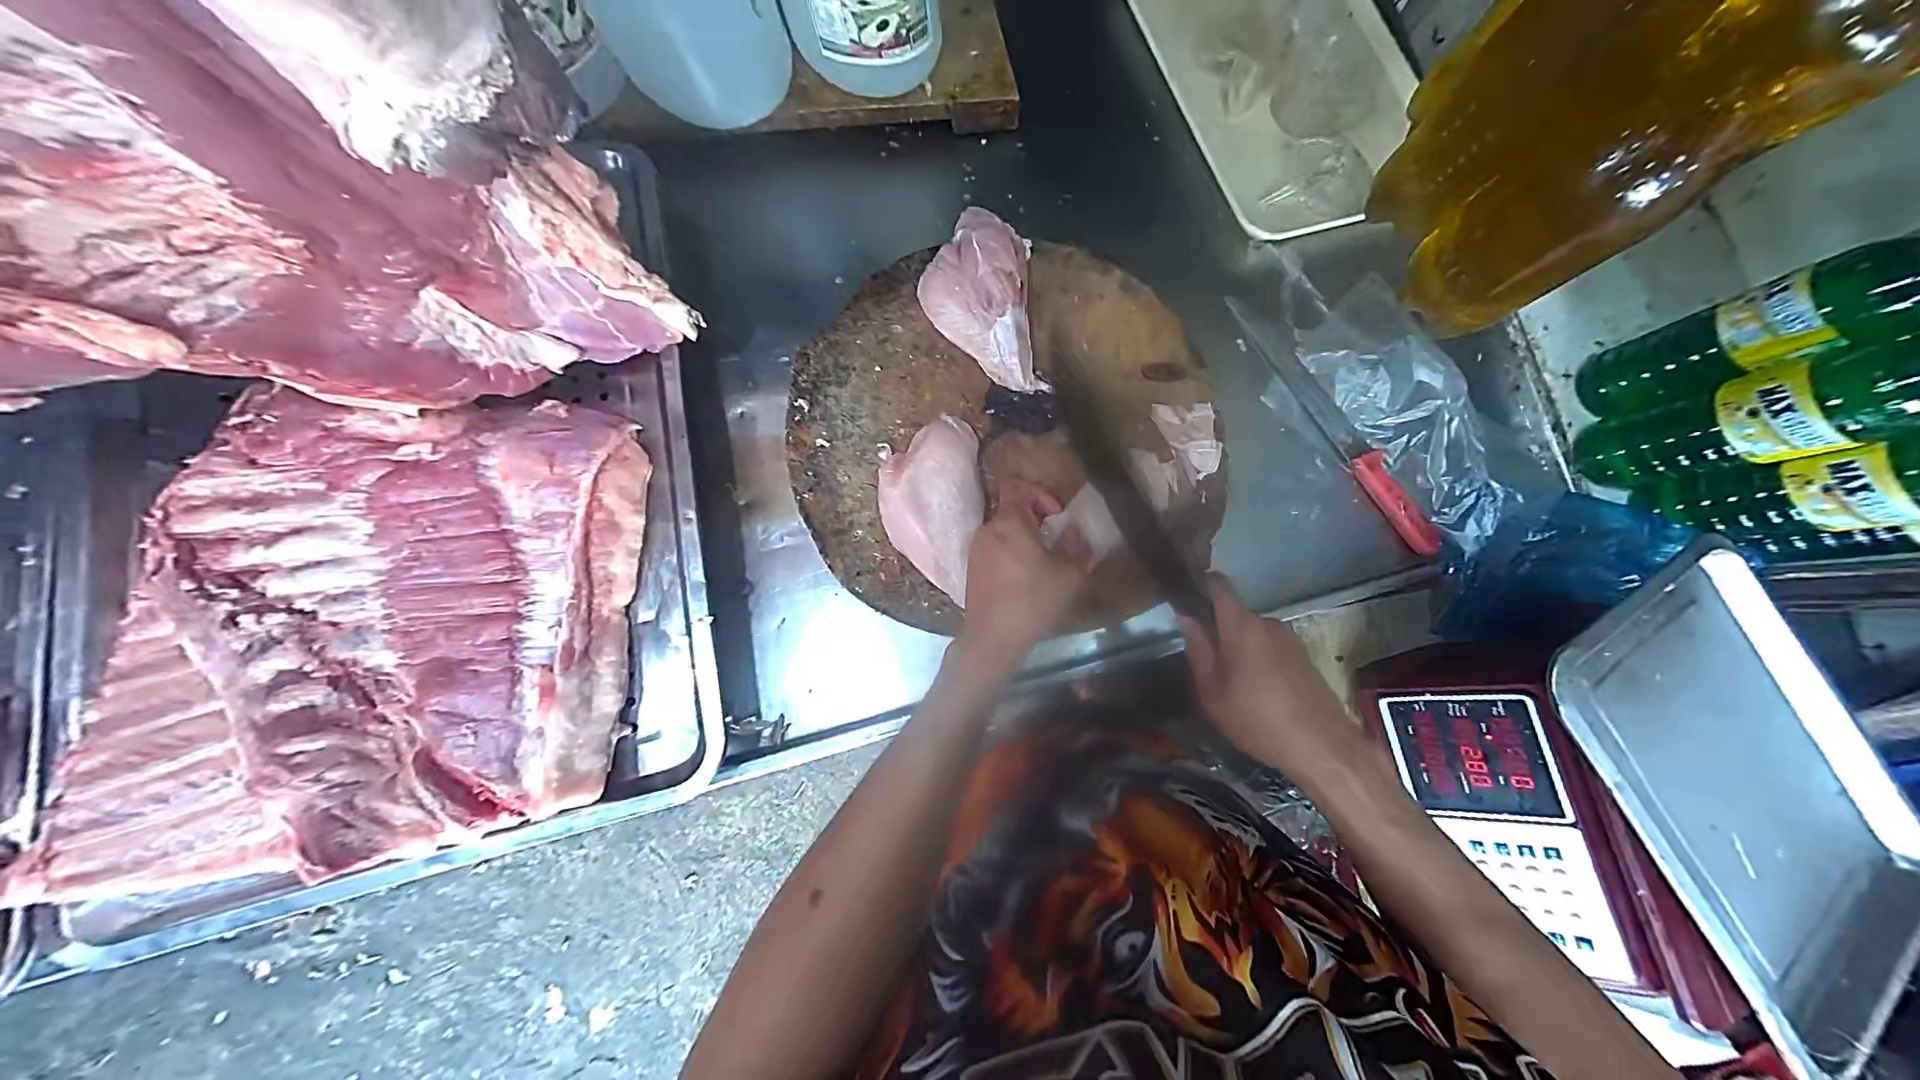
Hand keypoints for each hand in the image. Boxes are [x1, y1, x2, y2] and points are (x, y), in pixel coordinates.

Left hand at [956, 478, 1089, 673]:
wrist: (993, 637)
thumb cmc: (1033, 600)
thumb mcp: (1070, 574)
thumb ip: (1077, 545)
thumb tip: (1074, 531)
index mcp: (1009, 522)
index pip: (1016, 485)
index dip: (1038, 493)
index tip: (1055, 516)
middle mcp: (986, 530)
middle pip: (1010, 511)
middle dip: (1034, 522)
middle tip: (1053, 544)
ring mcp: (975, 551)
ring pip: (1001, 534)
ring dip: (1021, 542)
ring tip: (1040, 566)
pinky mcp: (970, 571)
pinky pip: (993, 552)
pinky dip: (1009, 557)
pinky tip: (1023, 582)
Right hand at [1180, 575, 1370, 783]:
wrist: (1322, 747)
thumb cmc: (1256, 718)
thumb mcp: (1212, 691)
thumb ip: (1197, 650)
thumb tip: (1186, 618)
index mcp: (1241, 625)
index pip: (1220, 587)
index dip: (1203, 583)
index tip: (1187, 593)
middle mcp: (1268, 624)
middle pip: (1236, 616)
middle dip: (1219, 632)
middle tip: (1205, 663)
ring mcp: (1290, 640)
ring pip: (1254, 636)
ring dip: (1241, 650)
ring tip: (1232, 684)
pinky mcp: (1305, 659)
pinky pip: (1272, 650)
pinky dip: (1260, 663)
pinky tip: (1258, 693)